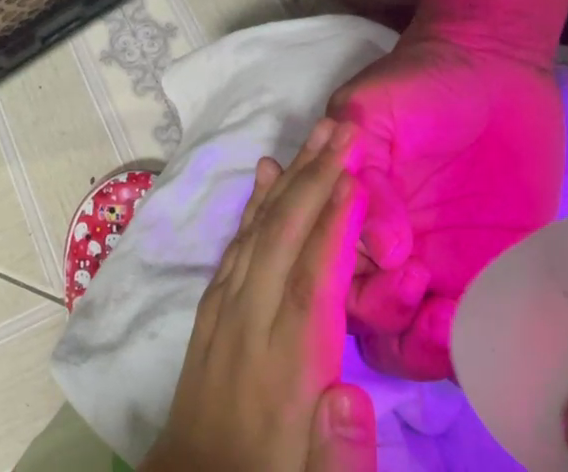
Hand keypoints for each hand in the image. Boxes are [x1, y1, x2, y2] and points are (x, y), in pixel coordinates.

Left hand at [142, 120, 378, 471]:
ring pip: (256, 232)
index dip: (335, 228)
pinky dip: (253, 205)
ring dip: (288, 179)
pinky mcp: (210, 309)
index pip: (311, 284)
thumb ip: (337, 451)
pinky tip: (265, 176)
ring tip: (315, 135)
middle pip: (282, 240)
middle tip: (343, 127)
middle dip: (314, 179)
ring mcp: (222, 312)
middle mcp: (247, 326)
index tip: (357, 178)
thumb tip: (349, 396)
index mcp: (284, 369)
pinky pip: (233, 246)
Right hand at [326, 41, 563, 379]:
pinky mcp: (490, 270)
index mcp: (347, 214)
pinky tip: (476, 325)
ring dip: (419, 345)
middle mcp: (385, 250)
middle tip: (416, 283)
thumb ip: (365, 170)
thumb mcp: (369, 110)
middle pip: (365, 318)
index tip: (387, 264)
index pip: (327, 273)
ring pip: (412, 337)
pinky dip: (467, 341)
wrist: (491, 65)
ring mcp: (438, 264)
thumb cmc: (417, 82)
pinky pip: (471, 326)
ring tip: (445, 320)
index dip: (345, 285)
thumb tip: (380, 243)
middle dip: (383, 317)